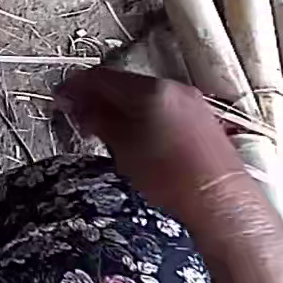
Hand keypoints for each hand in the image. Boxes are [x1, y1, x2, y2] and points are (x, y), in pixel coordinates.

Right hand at [55, 69, 255, 231]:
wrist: (222, 204)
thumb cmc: (173, 178)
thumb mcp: (123, 148)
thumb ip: (97, 119)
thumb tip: (78, 105)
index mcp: (151, 90)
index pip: (101, 77)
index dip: (75, 87)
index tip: (60, 98)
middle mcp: (172, 88)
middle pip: (122, 83)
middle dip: (96, 97)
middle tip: (77, 115)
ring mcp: (190, 102)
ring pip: (141, 94)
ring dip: (117, 106)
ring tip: (102, 129)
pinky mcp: (200, 118)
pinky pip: (160, 106)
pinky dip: (139, 114)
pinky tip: (132, 135)